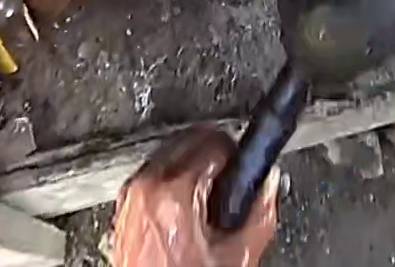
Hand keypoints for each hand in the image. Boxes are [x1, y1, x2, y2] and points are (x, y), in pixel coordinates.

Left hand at [112, 129, 278, 266]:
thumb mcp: (235, 259)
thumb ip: (259, 217)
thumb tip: (268, 182)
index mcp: (174, 194)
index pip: (213, 143)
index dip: (236, 153)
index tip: (245, 165)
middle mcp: (147, 184)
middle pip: (189, 139)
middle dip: (215, 154)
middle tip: (233, 180)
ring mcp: (132, 191)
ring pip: (171, 150)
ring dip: (193, 161)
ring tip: (212, 196)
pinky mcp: (126, 201)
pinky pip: (154, 169)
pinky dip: (173, 175)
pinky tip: (188, 202)